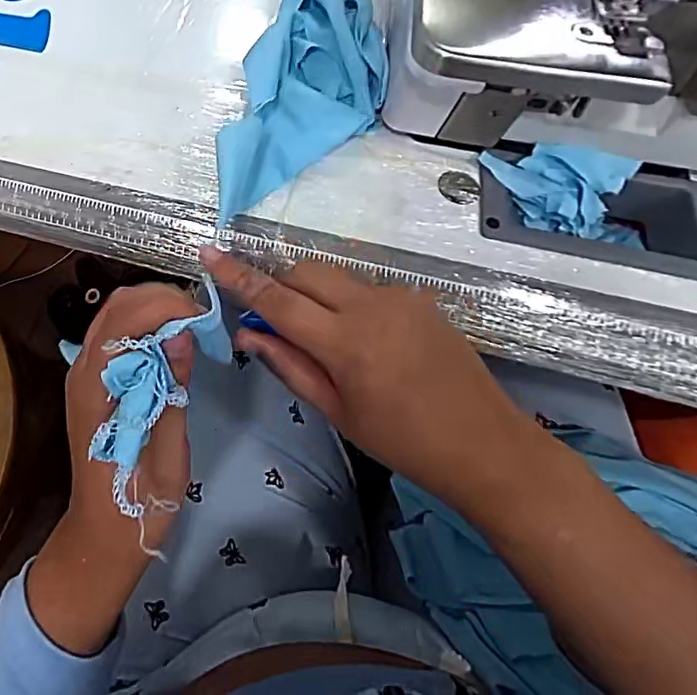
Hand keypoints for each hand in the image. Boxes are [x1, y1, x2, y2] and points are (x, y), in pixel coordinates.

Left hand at [27, 283, 198, 654]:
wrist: (100, 536)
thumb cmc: (137, 505)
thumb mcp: (167, 454)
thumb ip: (172, 390)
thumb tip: (183, 335)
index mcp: (96, 386)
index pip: (126, 317)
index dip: (168, 305)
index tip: (205, 318)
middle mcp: (83, 369)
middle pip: (118, 304)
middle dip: (163, 298)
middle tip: (203, 320)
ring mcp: (83, 372)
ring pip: (115, 312)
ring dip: (155, 307)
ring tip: (192, 327)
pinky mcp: (92, 379)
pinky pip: (116, 331)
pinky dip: (145, 322)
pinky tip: (171, 341)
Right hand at [203, 248, 696, 694]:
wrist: (487, 444)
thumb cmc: (404, 442)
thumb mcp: (338, 412)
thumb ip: (289, 365)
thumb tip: (247, 334)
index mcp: (346, 342)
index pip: (277, 299)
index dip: (238, 276)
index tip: (210, 252)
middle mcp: (370, 305)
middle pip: (305, 271)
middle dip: (279, 282)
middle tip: (271, 317)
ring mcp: (398, 296)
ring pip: (335, 276)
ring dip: (314, 294)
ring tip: (324, 338)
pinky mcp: (418, 296)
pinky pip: (364, 287)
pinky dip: (346, 302)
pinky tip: (363, 340)